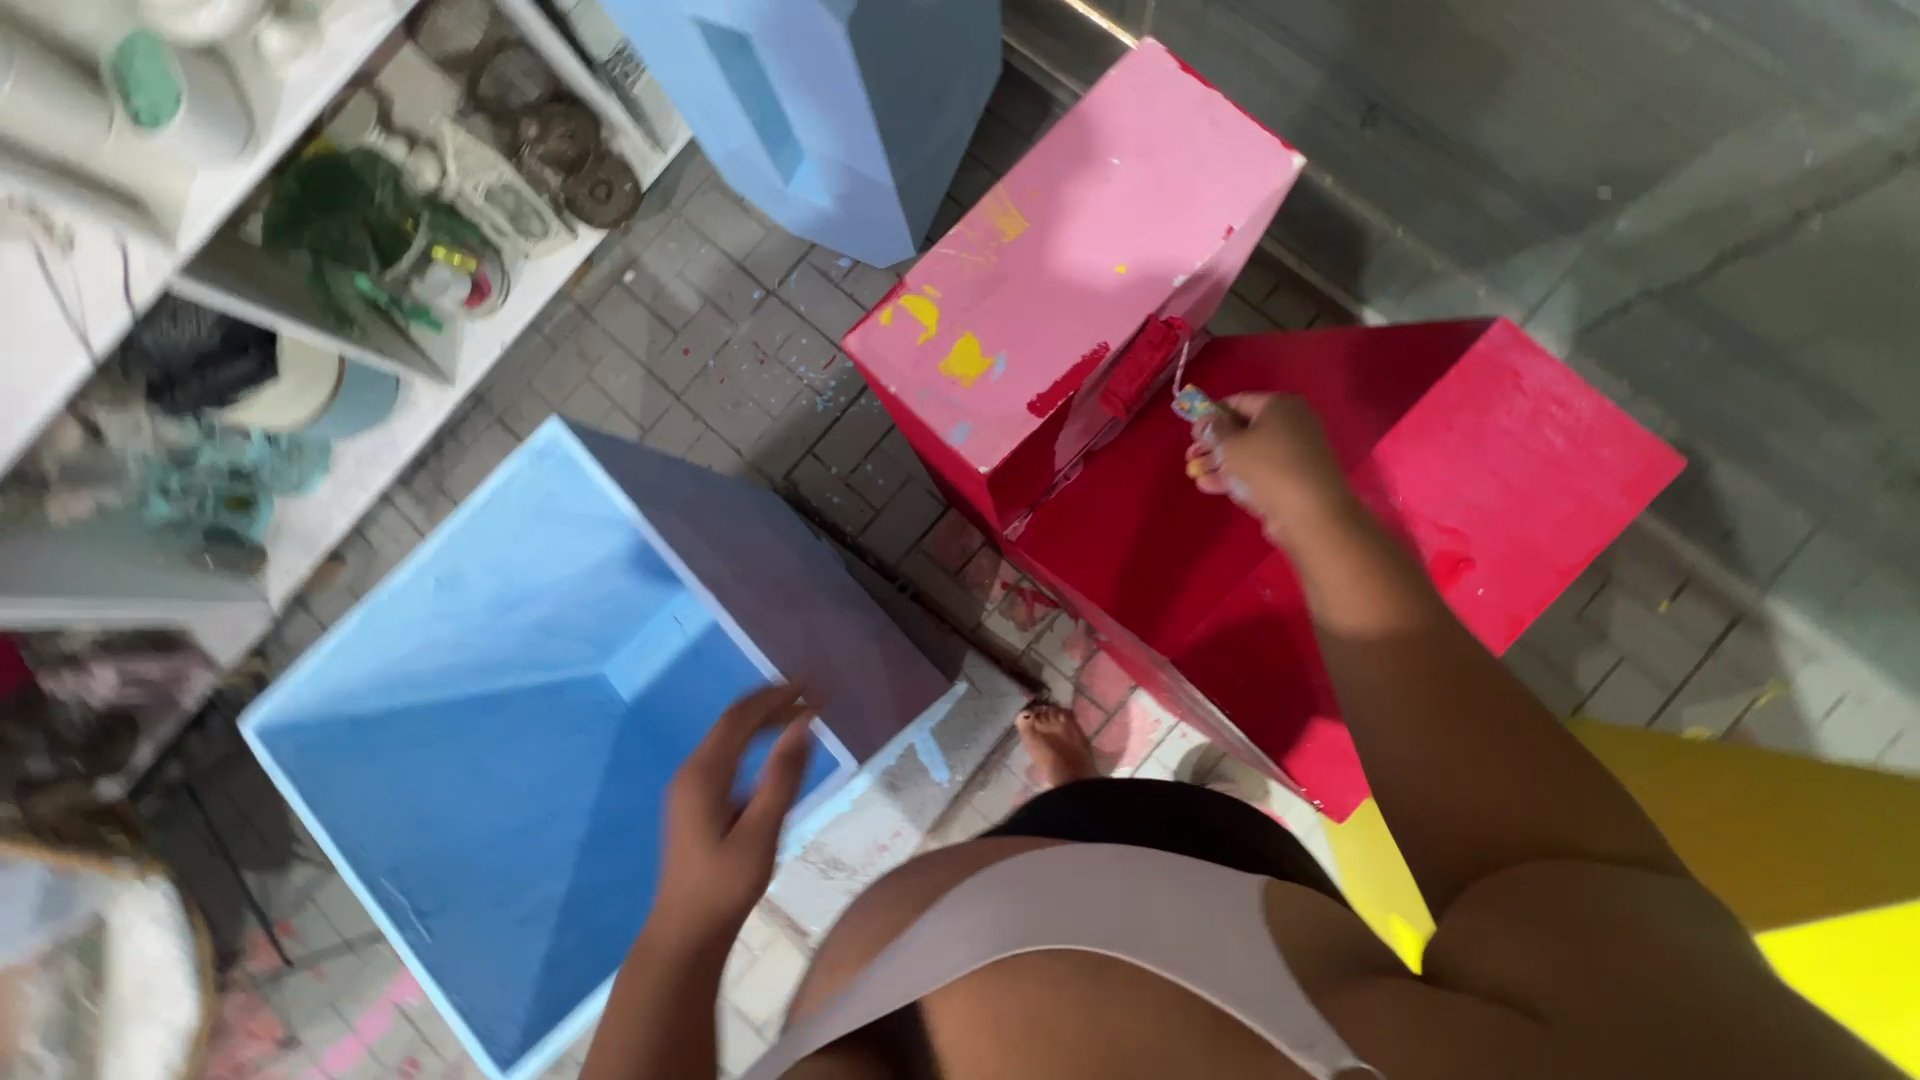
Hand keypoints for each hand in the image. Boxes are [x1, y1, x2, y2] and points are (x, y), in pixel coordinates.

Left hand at [651, 683, 817, 946]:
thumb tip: (803, 727)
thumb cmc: (725, 887)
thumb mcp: (761, 833)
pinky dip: (756, 739)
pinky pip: (728, 753)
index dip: (779, 696)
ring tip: (803, 714)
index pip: (743, 716)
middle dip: (775, 702)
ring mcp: (690, 785)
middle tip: (815, 696)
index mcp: (704, 774)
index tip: (816, 686)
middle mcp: (692, 770)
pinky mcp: (696, 800)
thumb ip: (782, 778)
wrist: (686, 933)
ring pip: (730, 736)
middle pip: (734, 720)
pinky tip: (778, 749)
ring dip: (766, 719)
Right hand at [1184, 393, 1356, 545]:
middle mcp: (1290, 423)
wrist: (1310, 512)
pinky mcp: (1292, 477)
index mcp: (1279, 405)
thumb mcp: (1231, 444)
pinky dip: (1236, 476)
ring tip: (1195, 474)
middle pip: (1243, 429)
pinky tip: (1210, 485)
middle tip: (1191, 456)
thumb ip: (1213, 430)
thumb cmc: (1267, 467)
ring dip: (1220, 462)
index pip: (1237, 402)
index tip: (1192, 432)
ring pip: (1249, 452)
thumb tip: (1205, 421)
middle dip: (1213, 443)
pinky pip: (1259, 470)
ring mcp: (1293, 452)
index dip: (1211, 415)